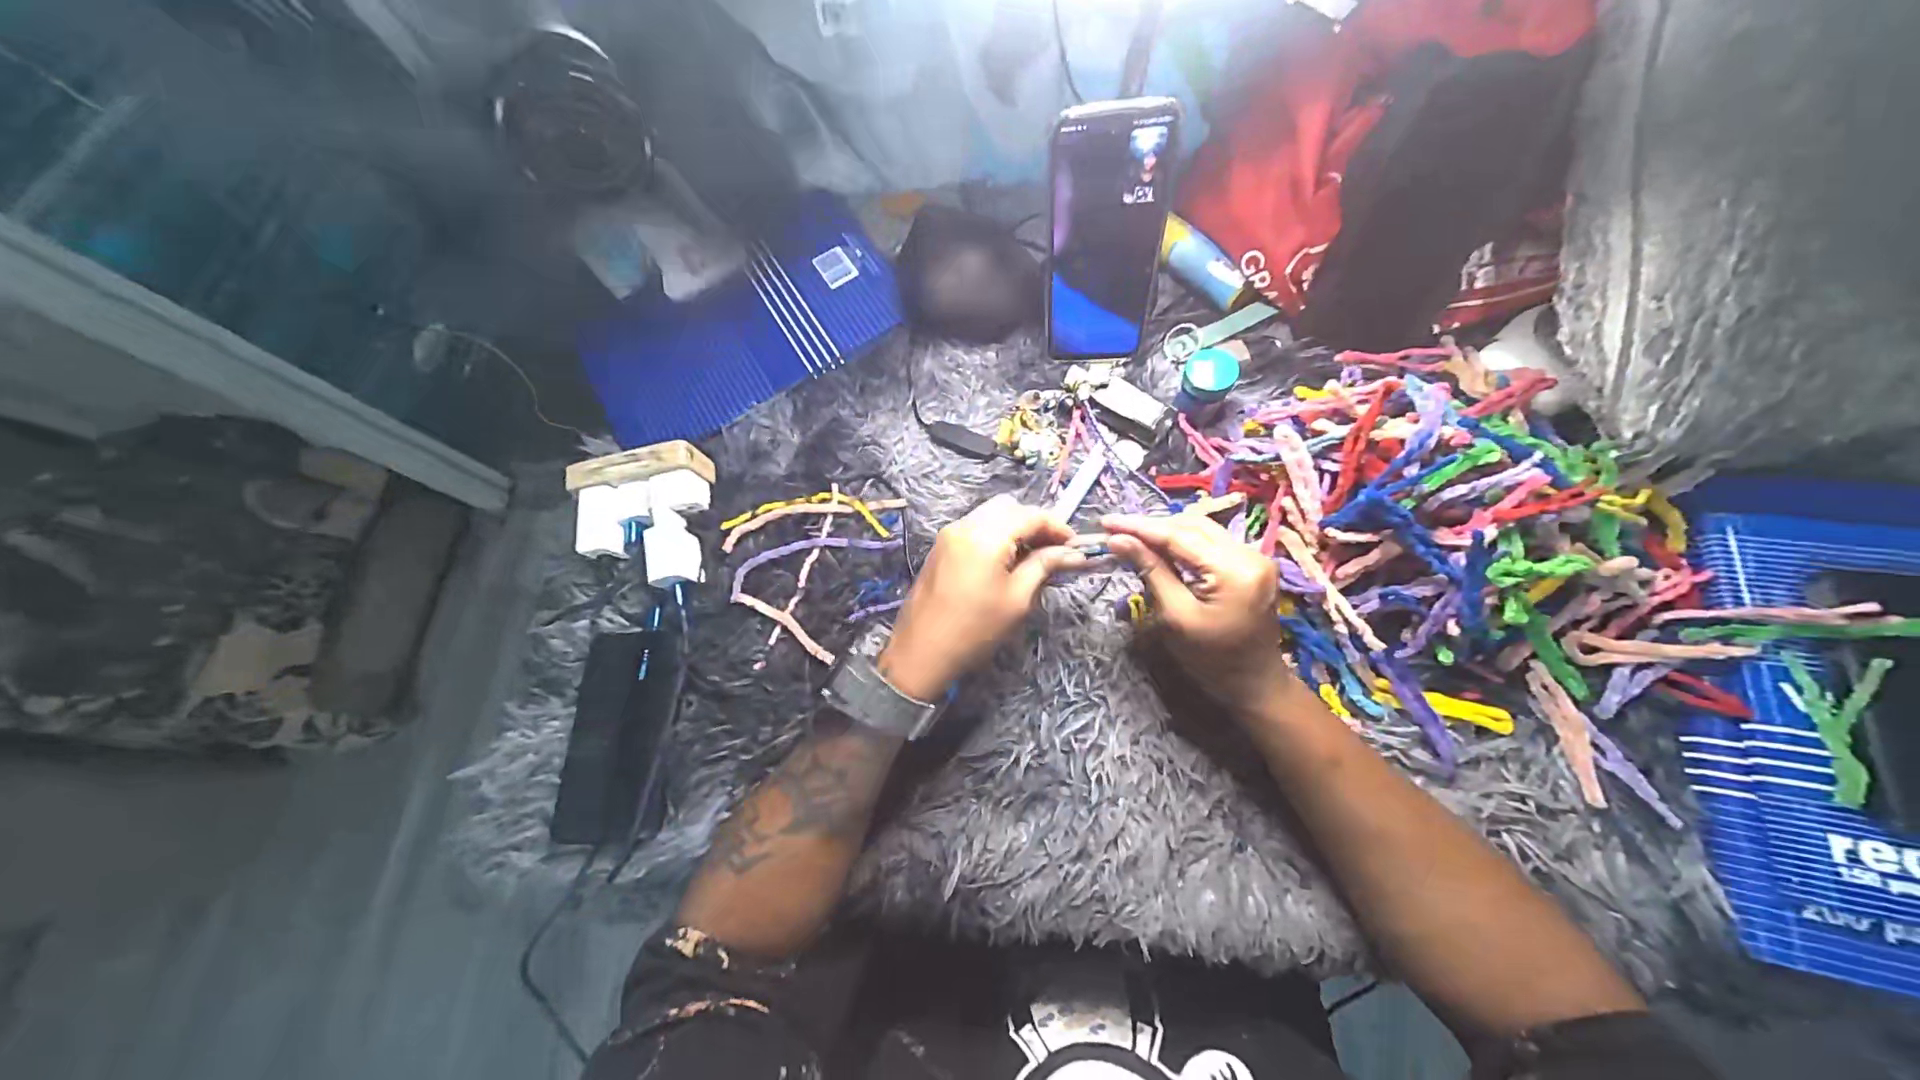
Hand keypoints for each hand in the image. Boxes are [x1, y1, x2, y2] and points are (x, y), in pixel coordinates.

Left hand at [879, 495, 1082, 701]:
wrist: (921, 652)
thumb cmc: (975, 629)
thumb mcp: (1017, 599)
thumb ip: (1044, 566)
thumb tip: (1072, 553)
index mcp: (985, 535)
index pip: (1030, 514)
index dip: (1057, 526)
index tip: (1075, 545)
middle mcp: (965, 525)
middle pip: (1009, 507)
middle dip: (1035, 522)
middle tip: (1054, 550)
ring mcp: (949, 534)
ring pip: (990, 514)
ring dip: (1015, 527)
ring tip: (1032, 557)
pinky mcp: (940, 547)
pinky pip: (975, 527)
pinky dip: (995, 534)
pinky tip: (1006, 560)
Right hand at [1102, 512, 1299, 718]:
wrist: (1255, 684)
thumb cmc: (1212, 660)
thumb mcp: (1176, 616)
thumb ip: (1151, 571)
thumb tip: (1119, 540)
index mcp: (1234, 570)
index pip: (1179, 536)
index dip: (1139, 527)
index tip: (1107, 522)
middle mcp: (1250, 554)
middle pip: (1193, 525)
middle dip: (1152, 524)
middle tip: (1115, 527)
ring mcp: (1255, 557)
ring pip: (1203, 529)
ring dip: (1168, 529)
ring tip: (1133, 534)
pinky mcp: (1252, 564)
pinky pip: (1213, 541)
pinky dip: (1185, 540)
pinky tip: (1160, 545)